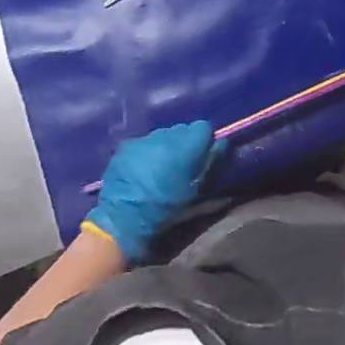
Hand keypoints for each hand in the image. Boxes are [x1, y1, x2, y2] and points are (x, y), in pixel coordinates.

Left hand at [85, 121, 223, 261]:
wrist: (122, 217)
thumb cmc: (165, 209)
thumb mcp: (194, 192)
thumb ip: (210, 164)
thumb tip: (222, 144)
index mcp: (183, 147)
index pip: (203, 127)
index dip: (205, 140)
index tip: (204, 155)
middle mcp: (163, 135)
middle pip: (182, 129)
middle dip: (185, 143)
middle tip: (184, 164)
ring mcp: (143, 138)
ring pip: (163, 134)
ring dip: (166, 146)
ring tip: (163, 167)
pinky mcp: (126, 144)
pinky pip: (145, 142)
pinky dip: (149, 151)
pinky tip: (144, 168)